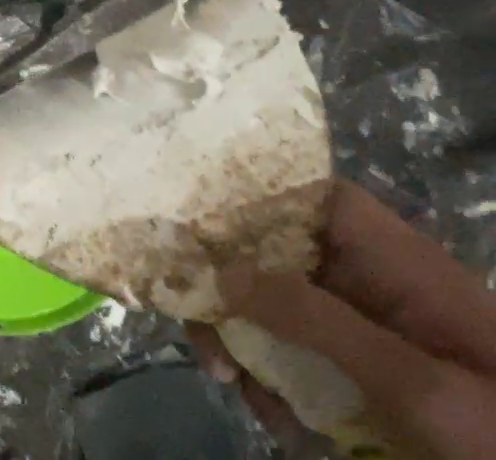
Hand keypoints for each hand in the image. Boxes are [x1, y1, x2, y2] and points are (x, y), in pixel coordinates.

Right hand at [187, 181, 495, 457]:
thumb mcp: (413, 381)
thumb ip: (316, 321)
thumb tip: (220, 273)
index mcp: (398, 265)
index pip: (319, 198)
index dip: (256, 197)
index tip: (196, 225)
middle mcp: (377, 284)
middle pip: (276, 256)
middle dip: (228, 292)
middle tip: (201, 332)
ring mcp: (371, 329)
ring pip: (274, 309)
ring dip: (241, 343)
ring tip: (234, 386)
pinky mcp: (367, 370)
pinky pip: (296, 355)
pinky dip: (272, 381)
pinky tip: (275, 413)